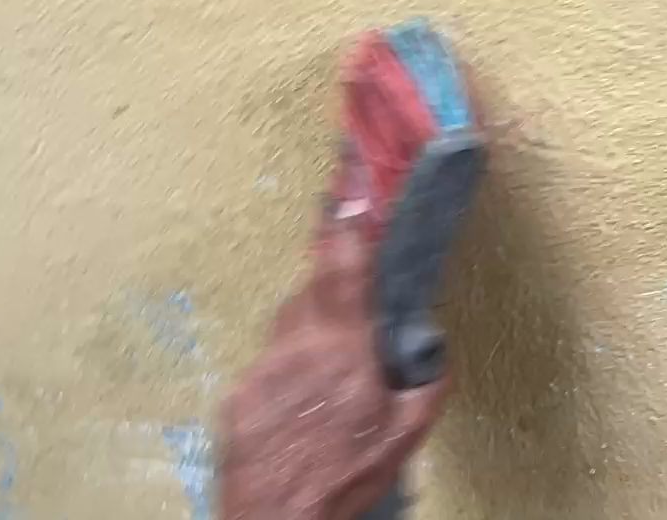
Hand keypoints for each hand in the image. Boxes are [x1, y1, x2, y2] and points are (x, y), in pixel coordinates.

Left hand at [218, 216, 448, 519]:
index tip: (347, 190)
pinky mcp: (235, 398)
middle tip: (354, 316)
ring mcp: (258, 373)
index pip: (342, 269)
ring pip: (288, 324)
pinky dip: (289, 366)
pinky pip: (269, 361)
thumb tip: (431, 344)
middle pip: (311, 290)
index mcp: (342, 348)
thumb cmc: (347, 477)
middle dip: (333, 287)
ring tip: (329, 371)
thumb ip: (428, 378)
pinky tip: (301, 403)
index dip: (345, 226)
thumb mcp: (408, 431)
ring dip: (311, 328)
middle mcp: (295, 349)